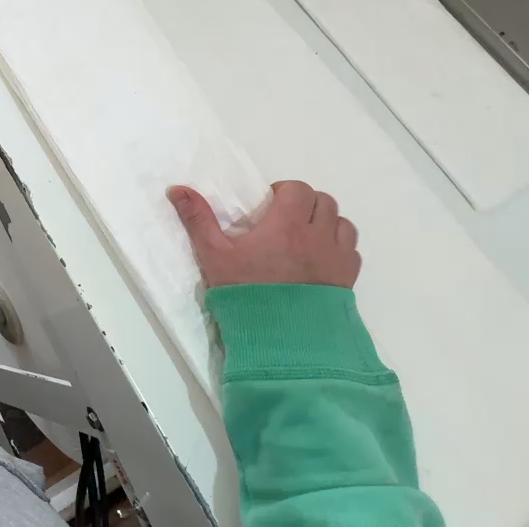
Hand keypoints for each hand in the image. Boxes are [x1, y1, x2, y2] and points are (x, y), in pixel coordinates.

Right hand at [167, 181, 360, 288]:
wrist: (283, 340)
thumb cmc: (247, 292)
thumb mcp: (214, 254)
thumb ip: (197, 219)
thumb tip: (176, 189)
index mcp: (287, 224)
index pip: (299, 189)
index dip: (285, 190)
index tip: (269, 204)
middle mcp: (318, 236)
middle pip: (324, 202)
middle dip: (305, 203)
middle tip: (285, 218)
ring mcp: (337, 259)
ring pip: (343, 224)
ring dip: (326, 223)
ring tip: (305, 237)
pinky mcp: (348, 280)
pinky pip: (352, 250)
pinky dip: (338, 247)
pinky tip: (319, 259)